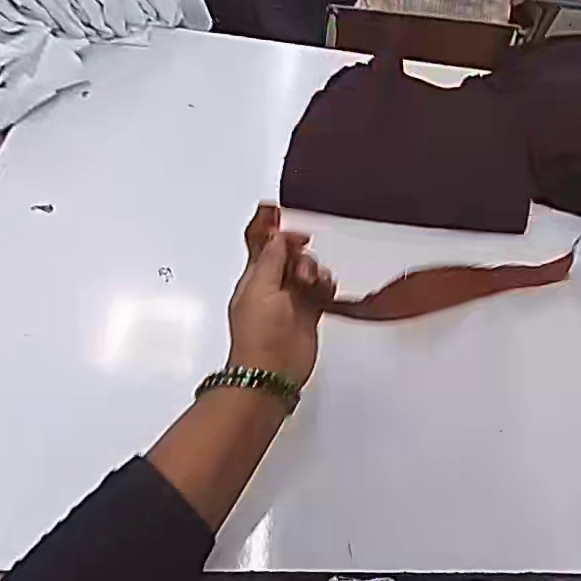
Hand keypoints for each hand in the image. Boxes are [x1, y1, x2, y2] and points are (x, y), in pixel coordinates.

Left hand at [228, 203, 335, 385]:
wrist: (273, 372)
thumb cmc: (260, 337)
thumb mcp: (261, 288)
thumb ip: (272, 259)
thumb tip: (279, 236)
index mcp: (254, 276)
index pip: (260, 241)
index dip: (267, 224)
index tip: (276, 208)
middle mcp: (272, 285)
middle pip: (289, 253)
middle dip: (299, 252)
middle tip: (300, 267)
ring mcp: (291, 300)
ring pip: (308, 269)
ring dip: (314, 270)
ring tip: (312, 284)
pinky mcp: (309, 313)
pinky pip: (322, 290)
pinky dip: (326, 286)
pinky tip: (324, 291)